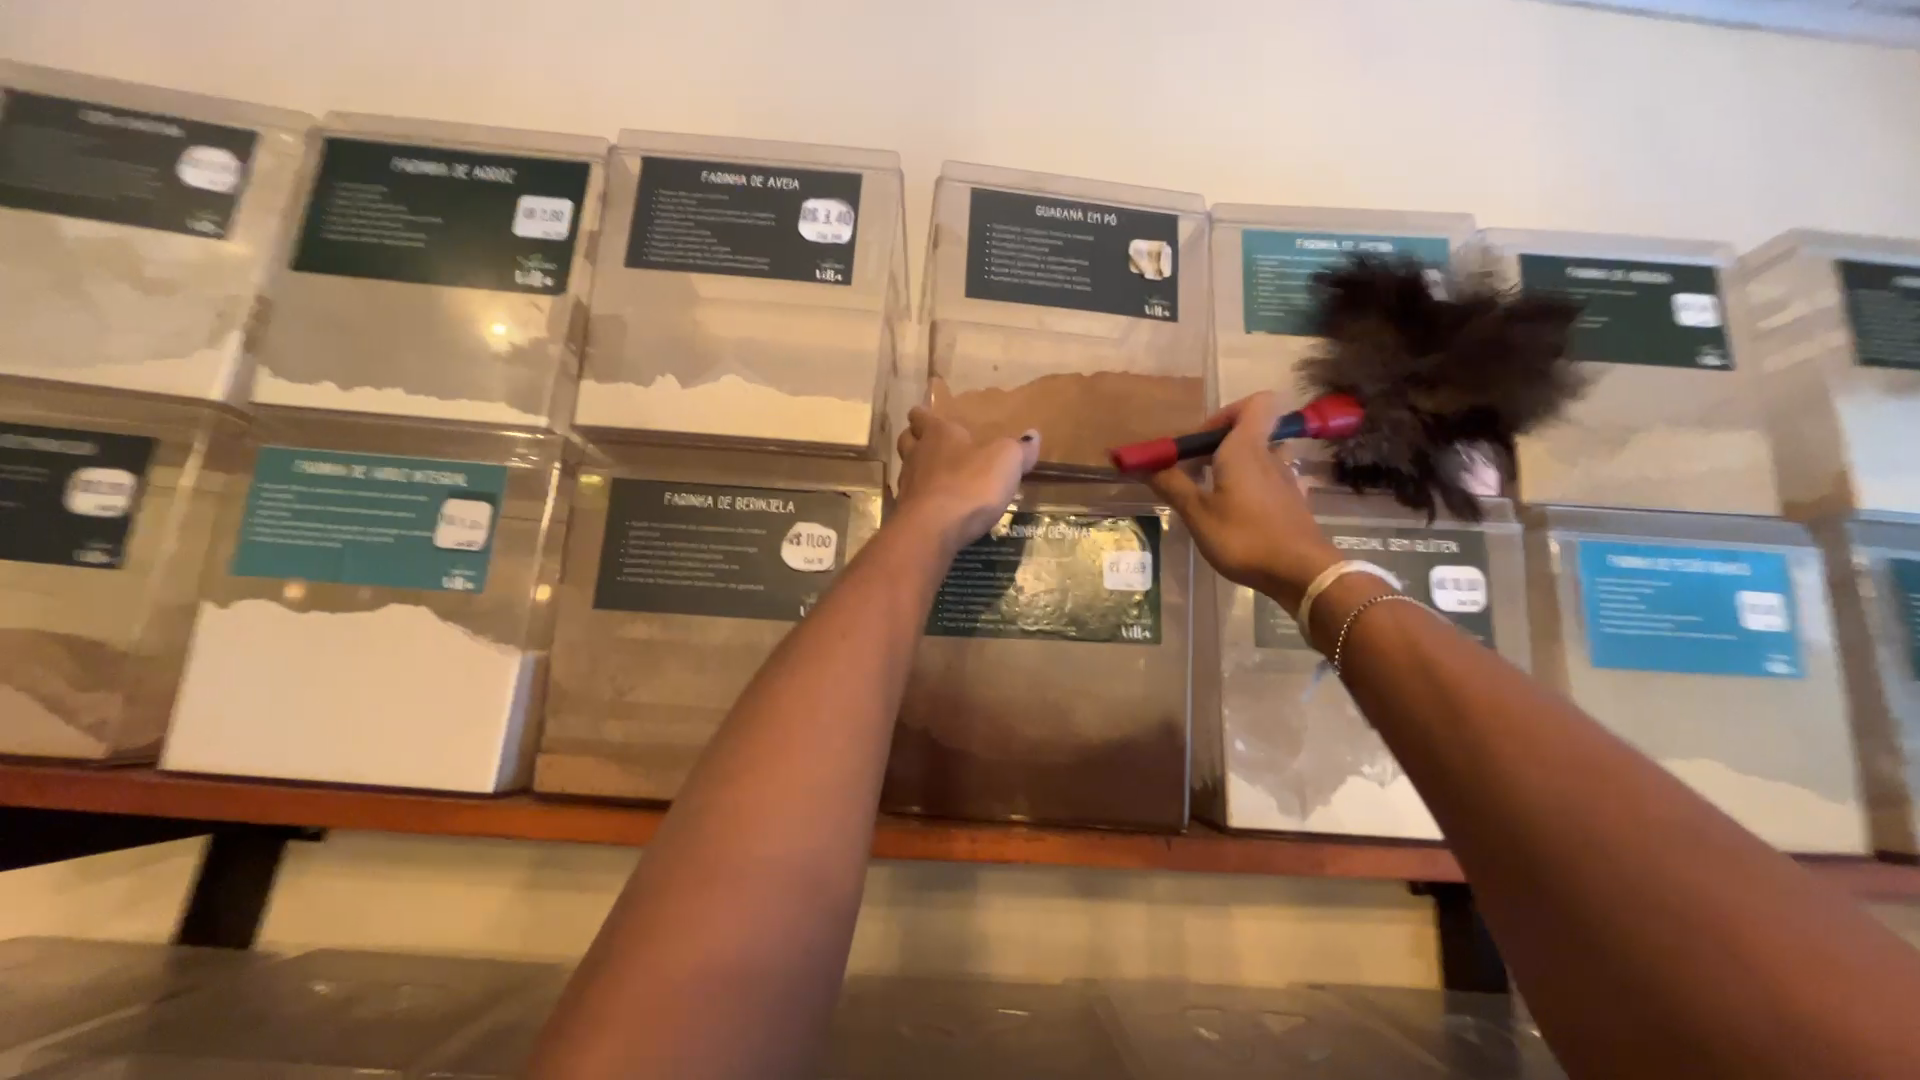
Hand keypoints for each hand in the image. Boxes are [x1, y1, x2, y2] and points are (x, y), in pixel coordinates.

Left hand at [894, 407, 1038, 550]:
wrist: (933, 529)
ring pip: (907, 470)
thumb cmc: (970, 484)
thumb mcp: (1005, 461)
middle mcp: (917, 455)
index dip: (924, 416)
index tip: (929, 417)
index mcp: (938, 434)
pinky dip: (922, 501)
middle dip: (915, 440)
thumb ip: (1019, 449)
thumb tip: (1033, 435)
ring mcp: (908, 485)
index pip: (921, 416)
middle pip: (906, 440)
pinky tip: (937, 509)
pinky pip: (912, 500)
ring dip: (918, 471)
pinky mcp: (906, 513)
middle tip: (930, 445)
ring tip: (937, 479)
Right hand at [1143, 392, 1340, 612]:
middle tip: (1195, 472)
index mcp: (1246, 448)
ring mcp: (1286, 479)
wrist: (1300, 572)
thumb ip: (1172, 485)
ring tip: (1216, 491)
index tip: (1202, 441)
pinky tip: (1240, 512)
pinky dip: (1255, 489)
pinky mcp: (1294, 503)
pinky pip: (1273, 482)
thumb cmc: (1244, 536)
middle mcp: (1270, 455)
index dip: (1227, 413)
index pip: (1256, 403)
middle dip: (1221, 446)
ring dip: (1240, 466)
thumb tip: (1147, 464)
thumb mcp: (1198, 513)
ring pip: (1263, 457)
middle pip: (1252, 431)